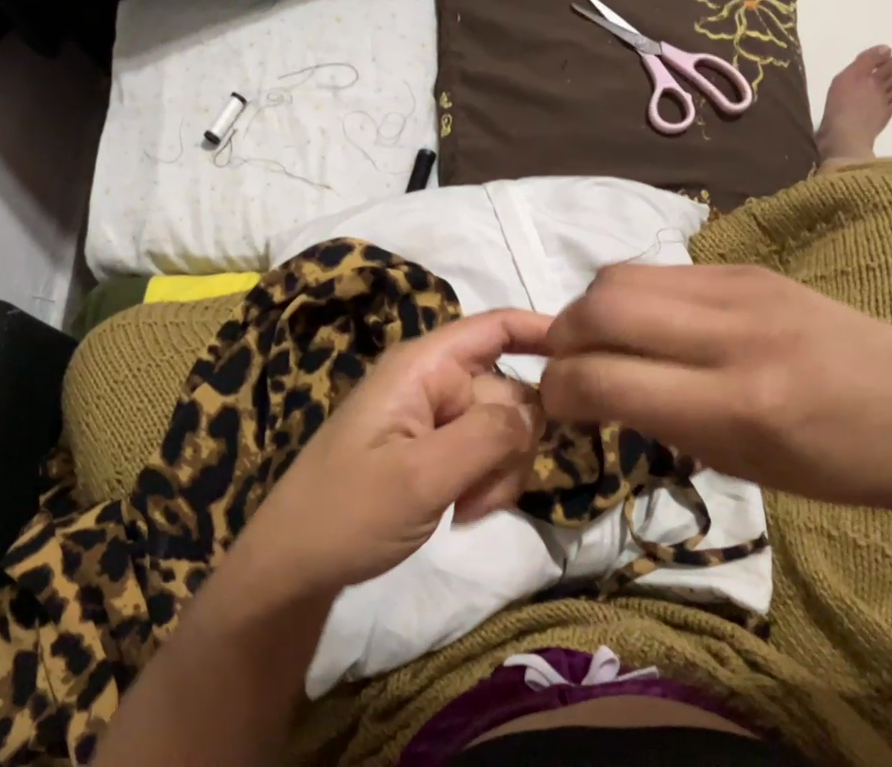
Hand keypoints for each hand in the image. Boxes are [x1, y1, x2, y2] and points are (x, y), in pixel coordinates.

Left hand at [234, 309, 551, 595]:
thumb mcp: (422, 475)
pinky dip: (486, 485)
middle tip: (482, 494)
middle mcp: (431, 382)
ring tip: (464, 510)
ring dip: (499, 473)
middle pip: (510, 392)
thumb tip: (541, 406)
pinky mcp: (433, 451)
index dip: (544, 332)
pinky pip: (483, 456)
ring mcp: (432, 419)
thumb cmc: (348, 511)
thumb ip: (488, 435)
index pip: (494, 327)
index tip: (594, 362)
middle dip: (513, 444)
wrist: (297, 563)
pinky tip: (461, 513)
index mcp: (421, 367)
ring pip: (504, 431)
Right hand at [539, 264, 891, 512]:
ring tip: (602, 343)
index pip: (600, 378)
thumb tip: (585, 389)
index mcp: (736, 404)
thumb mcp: (739, 464)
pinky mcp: (750, 268)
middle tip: (568, 369)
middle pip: (598, 307)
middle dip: (560, 339)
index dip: (556, 391)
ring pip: (618, 276)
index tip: (554, 405)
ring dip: (589, 311)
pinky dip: (631, 297)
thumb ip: (654, 420)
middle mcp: (734, 334)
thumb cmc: (842, 468)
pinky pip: (660, 271)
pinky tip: (650, 326)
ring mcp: (743, 289)